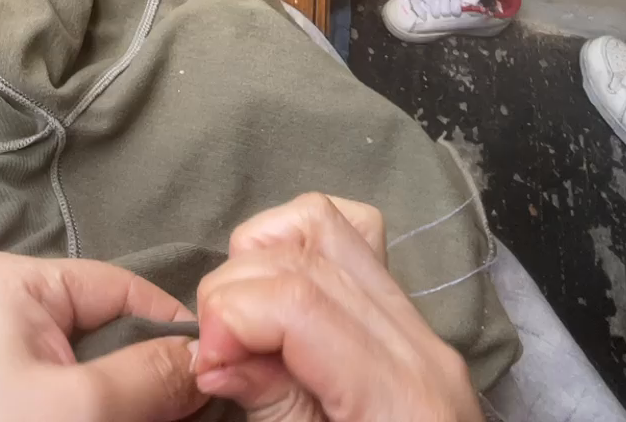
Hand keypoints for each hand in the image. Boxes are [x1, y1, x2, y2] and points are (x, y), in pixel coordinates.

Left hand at [0, 252, 208, 421]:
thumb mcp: (82, 407)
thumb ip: (150, 376)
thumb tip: (208, 359)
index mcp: (18, 280)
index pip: (117, 286)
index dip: (171, 325)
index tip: (220, 369)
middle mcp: (7, 302)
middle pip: (105, 326)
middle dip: (150, 368)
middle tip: (198, 408)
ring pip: (90, 363)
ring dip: (129, 396)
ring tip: (171, 417)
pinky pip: (65, 390)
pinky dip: (100, 408)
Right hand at [193, 194, 483, 421]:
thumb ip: (269, 405)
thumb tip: (211, 352)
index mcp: (403, 397)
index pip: (298, 299)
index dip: (231, 313)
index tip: (207, 361)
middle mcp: (419, 342)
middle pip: (301, 255)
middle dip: (233, 287)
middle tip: (218, 347)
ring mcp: (417, 320)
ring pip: (321, 222)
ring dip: (260, 254)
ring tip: (246, 316)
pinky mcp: (404, 311)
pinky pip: (349, 231)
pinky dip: (297, 239)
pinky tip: (277, 287)